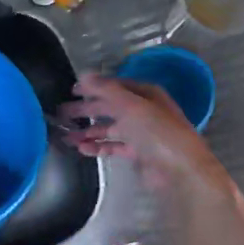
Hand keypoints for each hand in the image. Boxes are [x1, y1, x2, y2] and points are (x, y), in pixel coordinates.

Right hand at [58, 74, 224, 194]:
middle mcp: (144, 111)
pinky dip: (98, 147)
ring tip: (67, 136)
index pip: (115, 86)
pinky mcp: (138, 154)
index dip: (93, 87)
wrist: (181, 170)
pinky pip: (113, 147)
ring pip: (109, 129)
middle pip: (110, 107)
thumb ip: (106, 90)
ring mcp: (141, 134)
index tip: (72, 91)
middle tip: (62, 114)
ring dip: (88, 131)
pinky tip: (82, 149)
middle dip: (86, 110)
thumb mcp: (131, 106)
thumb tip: (84, 74)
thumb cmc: (158, 133)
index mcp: (146, 94)